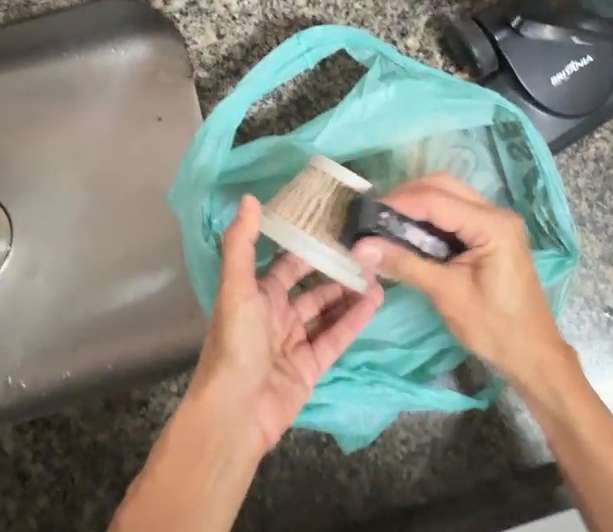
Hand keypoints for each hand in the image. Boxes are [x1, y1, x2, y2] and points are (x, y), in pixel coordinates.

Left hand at [187, 194, 384, 452]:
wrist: (235, 413)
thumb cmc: (234, 344)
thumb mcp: (236, 288)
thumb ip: (243, 243)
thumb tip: (250, 199)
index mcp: (256, 294)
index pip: (286, 263)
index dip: (308, 245)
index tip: (335, 225)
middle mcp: (275, 315)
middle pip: (311, 286)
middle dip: (335, 269)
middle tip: (366, 249)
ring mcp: (294, 342)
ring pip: (327, 310)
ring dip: (349, 292)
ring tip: (378, 271)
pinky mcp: (311, 367)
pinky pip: (337, 337)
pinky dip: (355, 319)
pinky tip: (376, 300)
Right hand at [351, 174, 569, 381]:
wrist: (532, 355)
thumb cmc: (494, 327)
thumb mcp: (446, 294)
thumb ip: (405, 264)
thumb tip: (361, 246)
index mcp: (492, 225)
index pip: (437, 200)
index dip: (399, 202)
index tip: (367, 213)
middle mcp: (497, 213)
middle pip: (444, 186)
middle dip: (407, 197)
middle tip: (376, 216)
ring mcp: (496, 222)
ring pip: (449, 195)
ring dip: (418, 205)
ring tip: (387, 223)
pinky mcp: (491, 234)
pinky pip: (455, 212)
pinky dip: (430, 217)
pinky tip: (410, 232)